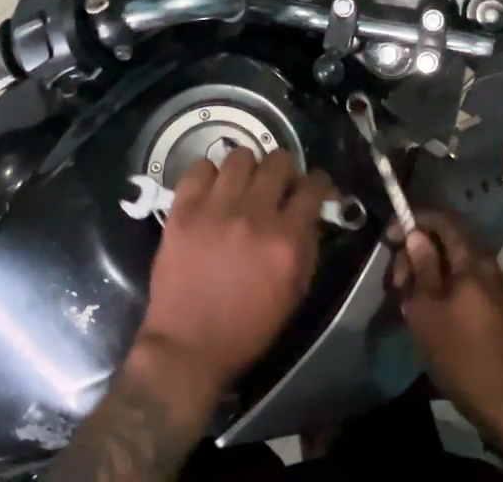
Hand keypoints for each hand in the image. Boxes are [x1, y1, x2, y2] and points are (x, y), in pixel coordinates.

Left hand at [136, 148, 336, 393]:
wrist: (188, 346)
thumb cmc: (248, 327)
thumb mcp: (295, 292)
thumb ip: (307, 246)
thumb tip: (310, 214)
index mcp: (286, 240)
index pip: (313, 187)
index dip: (319, 182)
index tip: (314, 187)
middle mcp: (254, 216)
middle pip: (278, 162)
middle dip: (284, 169)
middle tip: (278, 185)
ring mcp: (215, 209)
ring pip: (240, 156)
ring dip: (248, 168)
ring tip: (243, 185)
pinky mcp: (183, 210)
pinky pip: (200, 168)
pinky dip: (210, 174)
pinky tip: (213, 191)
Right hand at [389, 210, 502, 426]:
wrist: (497, 397)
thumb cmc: (456, 350)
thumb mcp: (427, 307)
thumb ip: (422, 265)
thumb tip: (416, 234)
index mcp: (472, 261)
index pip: (443, 220)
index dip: (415, 221)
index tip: (391, 237)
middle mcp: (485, 265)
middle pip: (446, 241)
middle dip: (416, 253)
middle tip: (397, 282)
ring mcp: (491, 285)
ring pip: (451, 263)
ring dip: (425, 272)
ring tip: (406, 300)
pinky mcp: (490, 304)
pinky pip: (460, 281)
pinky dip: (439, 286)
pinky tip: (423, 310)